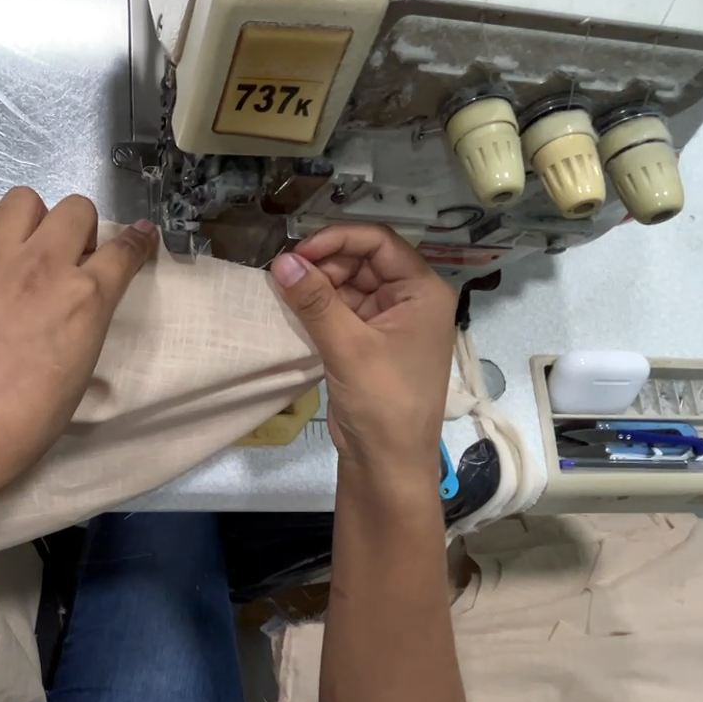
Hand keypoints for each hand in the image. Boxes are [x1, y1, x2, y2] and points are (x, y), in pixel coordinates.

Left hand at [0, 187, 156, 504]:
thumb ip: (90, 316)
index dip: (137, 243)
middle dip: (81, 231)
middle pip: (77, 209)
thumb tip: (89, 293)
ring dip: (33, 221)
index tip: (141, 239)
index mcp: (86, 297)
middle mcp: (44, 265)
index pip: (124, 250)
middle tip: (70, 263)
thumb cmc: (32, 417)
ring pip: (23, 199)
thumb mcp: (82, 364)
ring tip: (26, 253)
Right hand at [269, 225, 456, 473]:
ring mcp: (387, 321)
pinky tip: (291, 311)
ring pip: (347, 285)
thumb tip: (281, 261)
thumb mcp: (348, 347)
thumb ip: (315, 301)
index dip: (337, 240)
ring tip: (283, 294)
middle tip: (283, 276)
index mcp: (422, 291)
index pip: (379, 243)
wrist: (386, 461)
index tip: (296, 253)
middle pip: (361, 261)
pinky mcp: (366, 341)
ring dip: (317, 286)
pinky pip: (340, 310)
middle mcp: (408, 299)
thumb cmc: (383, 402)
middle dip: (324, 264)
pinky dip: (317, 308)